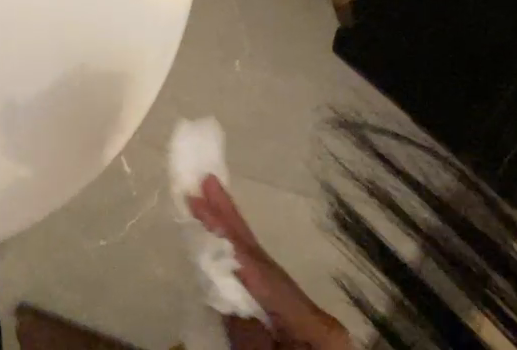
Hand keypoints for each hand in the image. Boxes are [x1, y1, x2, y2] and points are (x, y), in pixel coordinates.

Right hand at [188, 176, 351, 349]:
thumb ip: (247, 330)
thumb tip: (225, 281)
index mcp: (315, 328)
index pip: (260, 270)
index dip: (227, 233)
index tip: (200, 196)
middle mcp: (316, 319)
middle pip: (264, 264)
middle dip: (231, 223)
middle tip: (204, 181)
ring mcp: (310, 327)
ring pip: (265, 275)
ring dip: (233, 238)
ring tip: (208, 200)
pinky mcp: (300, 335)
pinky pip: (265, 293)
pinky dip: (242, 265)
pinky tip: (224, 244)